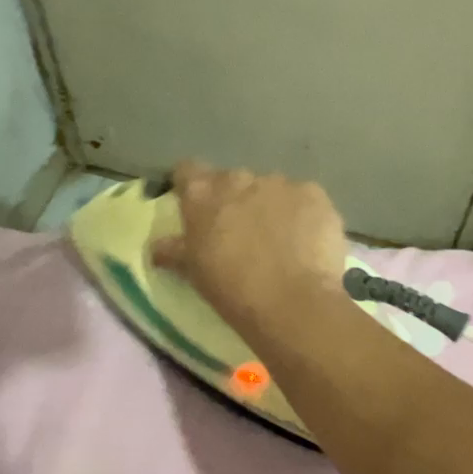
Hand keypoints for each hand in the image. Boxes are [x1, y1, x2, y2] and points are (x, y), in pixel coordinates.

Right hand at [151, 159, 349, 331]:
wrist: (291, 302)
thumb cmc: (232, 289)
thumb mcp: (194, 273)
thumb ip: (175, 251)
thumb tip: (157, 246)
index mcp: (202, 193)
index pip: (187, 171)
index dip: (191, 186)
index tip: (197, 207)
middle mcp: (239, 178)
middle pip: (233, 181)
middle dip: (236, 200)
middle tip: (242, 233)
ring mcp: (280, 183)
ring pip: (272, 189)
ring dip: (272, 207)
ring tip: (281, 242)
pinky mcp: (315, 194)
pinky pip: (305, 199)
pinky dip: (304, 215)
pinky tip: (307, 242)